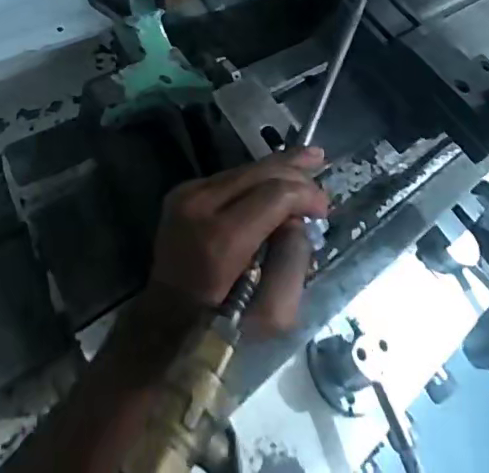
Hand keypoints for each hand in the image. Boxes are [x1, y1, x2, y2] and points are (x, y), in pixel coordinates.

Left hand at [150, 148, 329, 334]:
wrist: (163, 323)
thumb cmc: (219, 328)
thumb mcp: (270, 316)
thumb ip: (293, 264)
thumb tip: (297, 222)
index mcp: (220, 239)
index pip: (275, 194)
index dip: (306, 194)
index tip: (325, 210)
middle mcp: (199, 206)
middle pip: (259, 172)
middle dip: (295, 170)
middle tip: (322, 166)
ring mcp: (185, 195)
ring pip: (244, 169)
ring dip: (276, 168)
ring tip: (307, 159)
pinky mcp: (180, 193)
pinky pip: (228, 177)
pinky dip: (255, 177)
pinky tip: (276, 176)